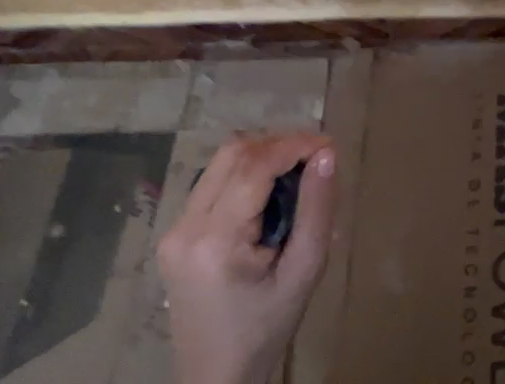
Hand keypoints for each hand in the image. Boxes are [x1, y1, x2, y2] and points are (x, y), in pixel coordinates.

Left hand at [158, 133, 336, 383]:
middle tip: (317, 157)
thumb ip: (316, 209)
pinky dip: (248, 173)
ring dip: (263, 155)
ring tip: (298, 173)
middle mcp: (185, 227)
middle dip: (279, 144)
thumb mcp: (304, 270)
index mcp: (214, 240)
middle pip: (233, 153)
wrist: (217, 375)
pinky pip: (213, 182)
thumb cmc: (267, 327)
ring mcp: (174, 230)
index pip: (254, 166)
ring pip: (221, 162)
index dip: (295, 145)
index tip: (330, 148)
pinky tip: (272, 194)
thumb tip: (327, 154)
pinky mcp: (175, 234)